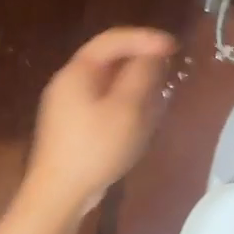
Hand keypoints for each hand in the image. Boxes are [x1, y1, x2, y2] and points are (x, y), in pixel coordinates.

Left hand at [25, 27, 176, 214]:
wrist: (59, 194)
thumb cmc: (95, 148)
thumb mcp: (127, 109)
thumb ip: (142, 76)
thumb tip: (153, 53)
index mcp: (78, 72)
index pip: (112, 40)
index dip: (144, 39)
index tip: (173, 47)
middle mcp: (68, 84)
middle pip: (109, 62)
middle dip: (141, 65)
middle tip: (168, 73)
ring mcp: (68, 108)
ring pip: (108, 86)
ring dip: (135, 89)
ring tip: (157, 100)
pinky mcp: (73, 129)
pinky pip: (103, 107)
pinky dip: (124, 108)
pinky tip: (140, 124)